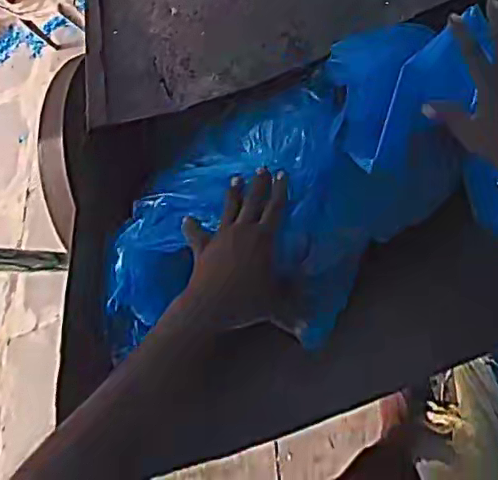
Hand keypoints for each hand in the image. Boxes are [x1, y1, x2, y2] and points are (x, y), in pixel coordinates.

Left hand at [176, 167, 287, 332]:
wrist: (207, 308)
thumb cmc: (246, 303)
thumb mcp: (275, 307)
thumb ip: (293, 314)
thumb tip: (310, 329)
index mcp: (264, 238)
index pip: (276, 208)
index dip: (281, 190)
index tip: (283, 173)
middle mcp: (244, 230)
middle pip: (254, 201)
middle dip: (260, 183)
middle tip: (262, 167)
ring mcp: (222, 237)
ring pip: (230, 209)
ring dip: (233, 193)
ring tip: (235, 178)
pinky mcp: (204, 248)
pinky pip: (198, 234)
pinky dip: (192, 227)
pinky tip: (186, 219)